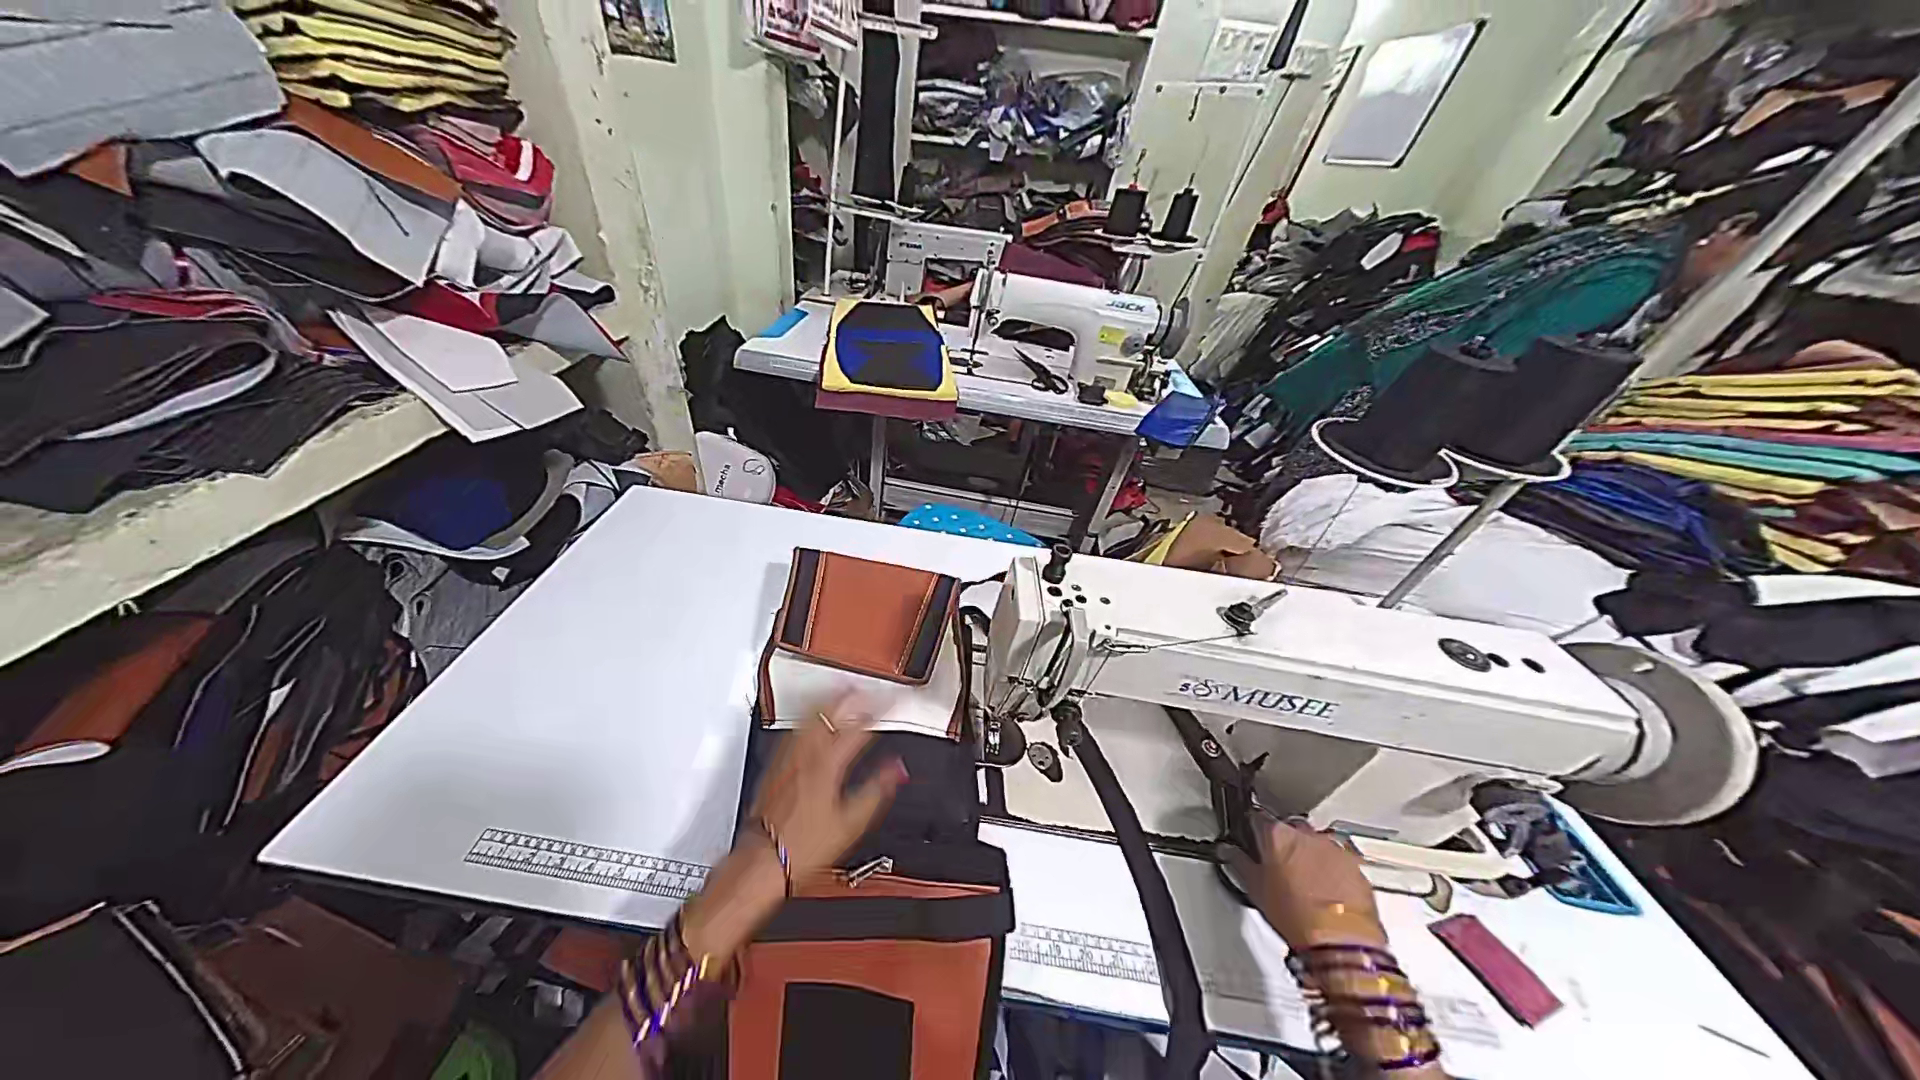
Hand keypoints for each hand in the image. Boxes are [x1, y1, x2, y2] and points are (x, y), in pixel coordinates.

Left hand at [750, 694, 908, 878]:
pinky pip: (795, 728)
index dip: (879, 710)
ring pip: (811, 715)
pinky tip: (814, 715)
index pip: (860, 727)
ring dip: (831, 700)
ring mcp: (788, 756)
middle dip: (853, 696)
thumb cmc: (803, 846)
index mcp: (828, 765)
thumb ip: (877, 789)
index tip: (891, 702)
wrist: (764, 859)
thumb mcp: (852, 822)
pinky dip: (811, 715)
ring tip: (845, 692)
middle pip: (831, 712)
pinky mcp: (776, 762)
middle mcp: (806, 755)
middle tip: (869, 689)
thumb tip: (896, 769)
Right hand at [1223, 818, 1386, 949]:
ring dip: (1309, 855)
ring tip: (1303, 882)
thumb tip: (1231, 854)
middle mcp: (1306, 834)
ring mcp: (1334, 849)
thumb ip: (1239, 863)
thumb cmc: (1298, 916)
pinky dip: (1332, 870)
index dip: (1251, 827)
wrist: (1341, 942)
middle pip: (1289, 827)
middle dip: (1283, 842)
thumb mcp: (1255, 888)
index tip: (1250, 837)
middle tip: (1278, 865)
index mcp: (1277, 834)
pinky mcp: (1356, 867)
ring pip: (1315, 843)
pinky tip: (1325, 892)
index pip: (1257, 817)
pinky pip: (1339, 861)